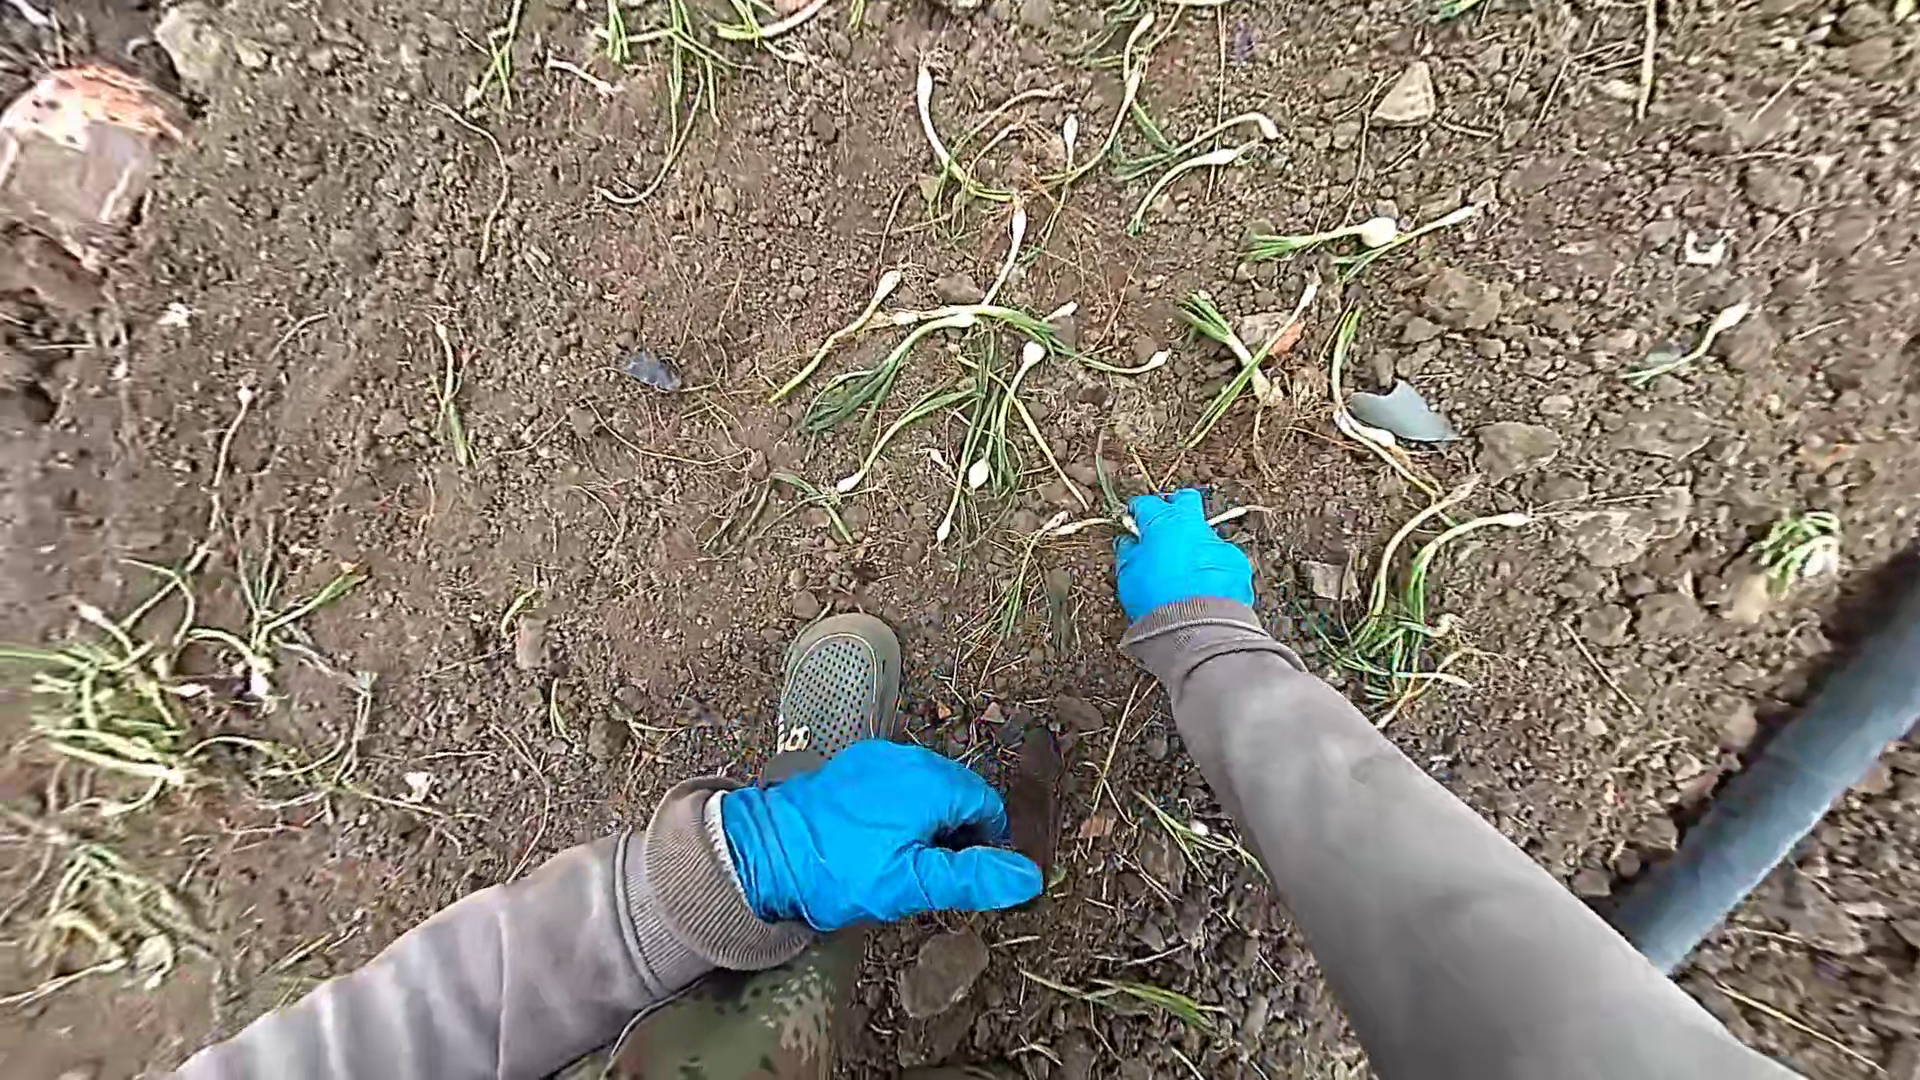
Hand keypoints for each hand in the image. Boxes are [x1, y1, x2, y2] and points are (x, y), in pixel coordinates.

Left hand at [720, 741, 1042, 930]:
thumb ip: (972, 876)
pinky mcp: (859, 762)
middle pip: (960, 794)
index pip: (988, 806)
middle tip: (929, 872)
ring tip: (901, 857)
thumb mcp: (911, 882)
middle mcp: (913, 758)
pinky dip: (903, 806)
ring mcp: (883, 756)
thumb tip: (1028, 876)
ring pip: (930, 787)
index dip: (986, 843)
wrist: (767, 848)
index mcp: (933, 781)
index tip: (964, 873)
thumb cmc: (841, 869)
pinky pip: (900, 781)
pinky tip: (878, 836)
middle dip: (957, 831)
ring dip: (930, 819)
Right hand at [1114, 489, 1254, 621]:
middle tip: (1162, 528)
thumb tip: (1130, 541)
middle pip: (1186, 500)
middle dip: (1173, 507)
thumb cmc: (1155, 598)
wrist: (1195, 628)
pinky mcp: (1236, 563)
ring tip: (1181, 570)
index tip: (1133, 521)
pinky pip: (1220, 558)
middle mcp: (1194, 526)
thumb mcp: (1127, 573)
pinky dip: (1210, 567)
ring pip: (1203, 534)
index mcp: (1164, 523)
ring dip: (1192, 544)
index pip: (1147, 504)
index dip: (1137, 512)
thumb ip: (1128, 550)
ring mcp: (1218, 544)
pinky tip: (1201, 586)